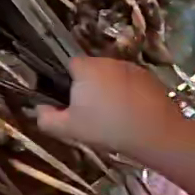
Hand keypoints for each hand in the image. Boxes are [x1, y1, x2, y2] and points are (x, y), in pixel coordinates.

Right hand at [34, 57, 190, 159]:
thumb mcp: (69, 129)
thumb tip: (39, 110)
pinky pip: (131, 82)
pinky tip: (132, 115)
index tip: (71, 101)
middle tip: (91, 112)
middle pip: (91, 69)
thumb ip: (47, 119)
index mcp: (86, 68)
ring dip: (110, 89)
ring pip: (112, 76)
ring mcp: (131, 67)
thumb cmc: (107, 127)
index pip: (70, 64)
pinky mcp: (150, 78)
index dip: (68, 80)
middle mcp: (108, 61)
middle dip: (89, 86)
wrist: (156, 133)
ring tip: (113, 116)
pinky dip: (129, 94)